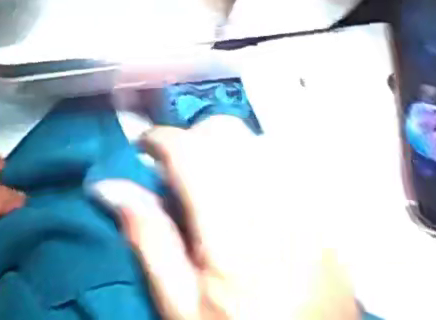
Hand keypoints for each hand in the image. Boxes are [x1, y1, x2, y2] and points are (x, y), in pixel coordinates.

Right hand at [90, 116, 358, 319]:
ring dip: (228, 152)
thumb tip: (107, 183)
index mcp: (230, 229)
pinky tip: (250, 203)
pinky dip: (261, 170)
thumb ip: (148, 238)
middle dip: (194, 139)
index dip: (157, 139)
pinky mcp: (328, 229)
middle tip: (177, 174)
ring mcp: (308, 216)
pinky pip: (289, 171)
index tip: (143, 151)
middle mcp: (273, 209)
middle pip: (226, 132)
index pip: (187, 149)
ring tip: (214, 188)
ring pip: (258, 142)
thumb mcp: (180, 309)